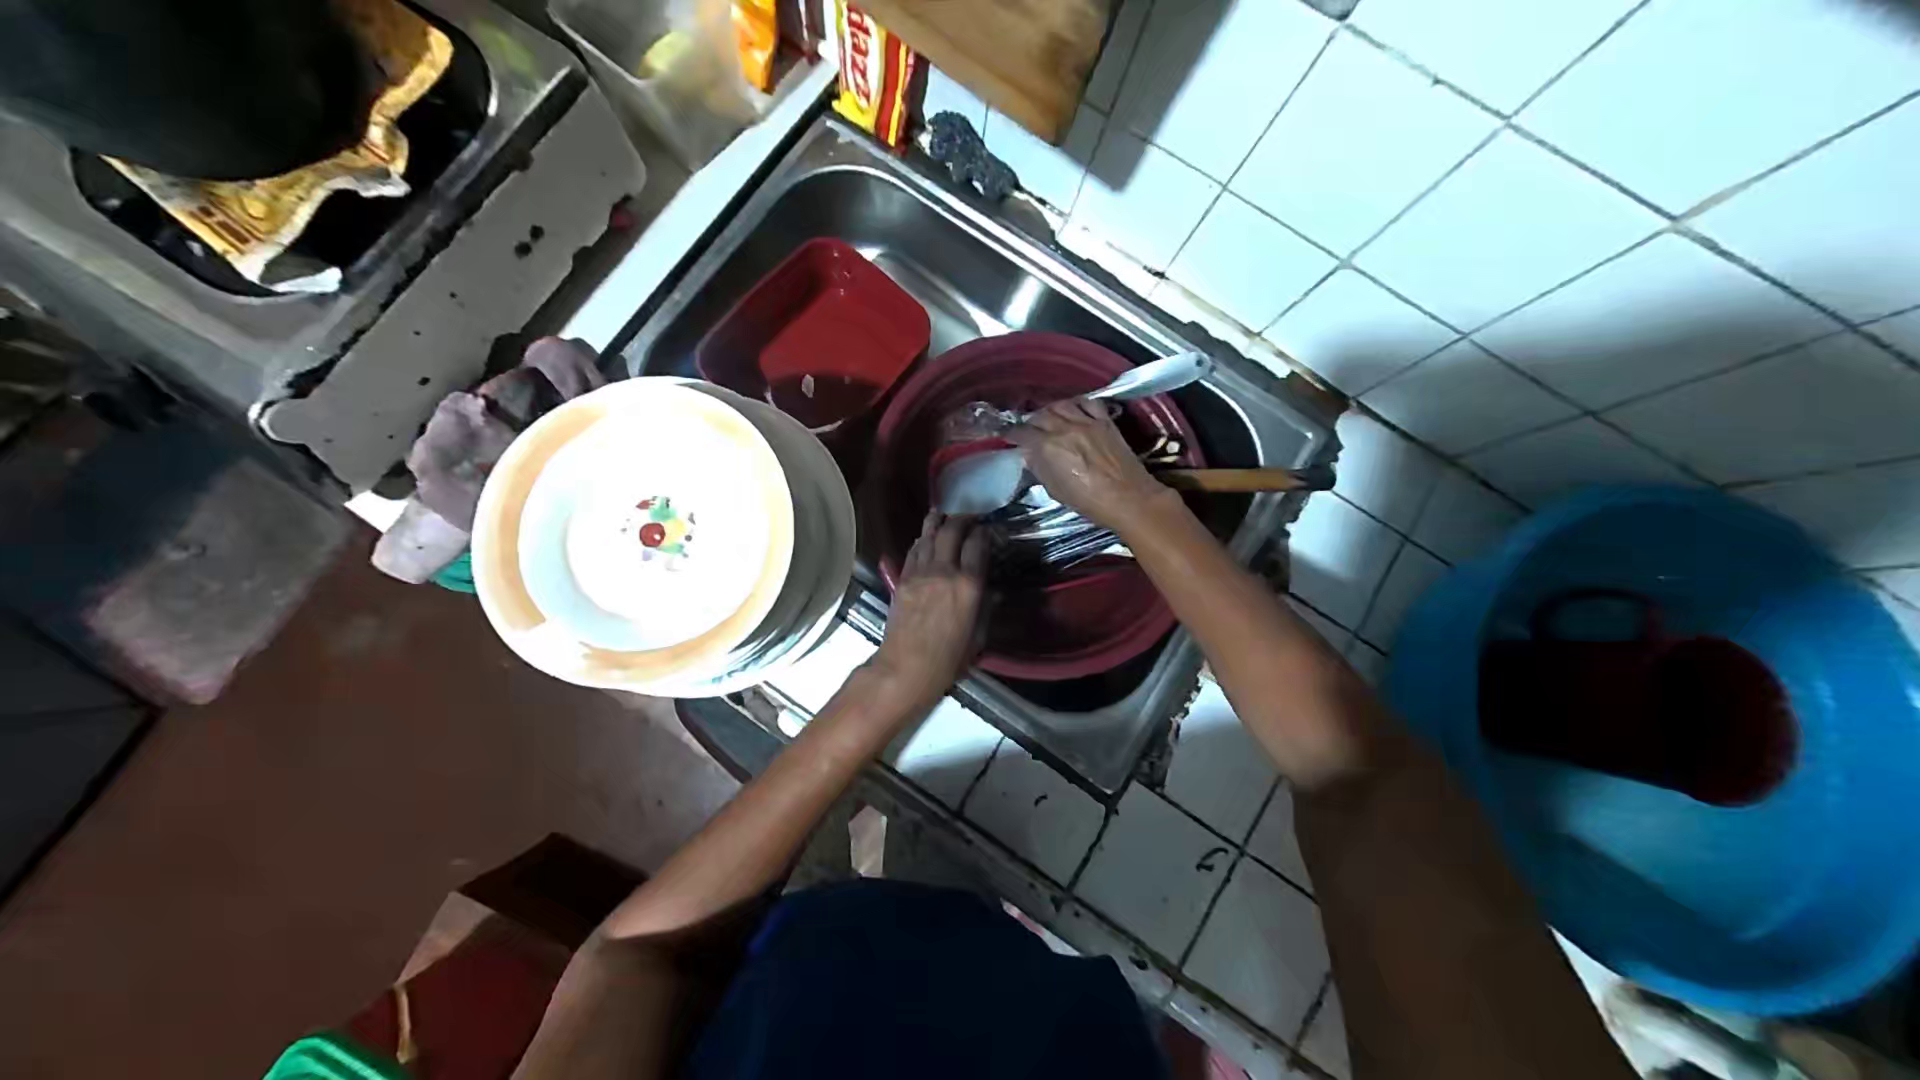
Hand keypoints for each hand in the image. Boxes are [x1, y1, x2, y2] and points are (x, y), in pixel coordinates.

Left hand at [871, 511, 987, 702]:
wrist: (905, 668)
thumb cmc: (948, 660)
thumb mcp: (978, 636)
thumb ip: (985, 608)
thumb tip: (991, 591)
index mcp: (968, 586)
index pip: (978, 545)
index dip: (985, 532)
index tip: (990, 529)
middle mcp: (944, 572)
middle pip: (952, 531)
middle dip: (962, 519)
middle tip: (969, 516)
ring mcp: (920, 573)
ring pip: (928, 536)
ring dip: (938, 522)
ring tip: (944, 514)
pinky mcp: (902, 580)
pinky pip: (913, 551)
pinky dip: (921, 540)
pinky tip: (924, 538)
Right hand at [1005, 399, 1170, 531]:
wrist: (1128, 499)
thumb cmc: (1089, 502)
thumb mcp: (1055, 490)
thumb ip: (1040, 468)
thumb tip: (1030, 455)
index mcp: (1048, 448)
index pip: (1022, 432)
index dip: (1012, 434)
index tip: (1008, 436)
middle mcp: (1065, 429)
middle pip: (1040, 415)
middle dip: (1030, 422)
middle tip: (1028, 430)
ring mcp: (1087, 422)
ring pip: (1061, 404)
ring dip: (1051, 409)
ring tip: (1049, 417)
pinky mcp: (1105, 421)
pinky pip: (1088, 402)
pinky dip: (1076, 403)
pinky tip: (1074, 409)